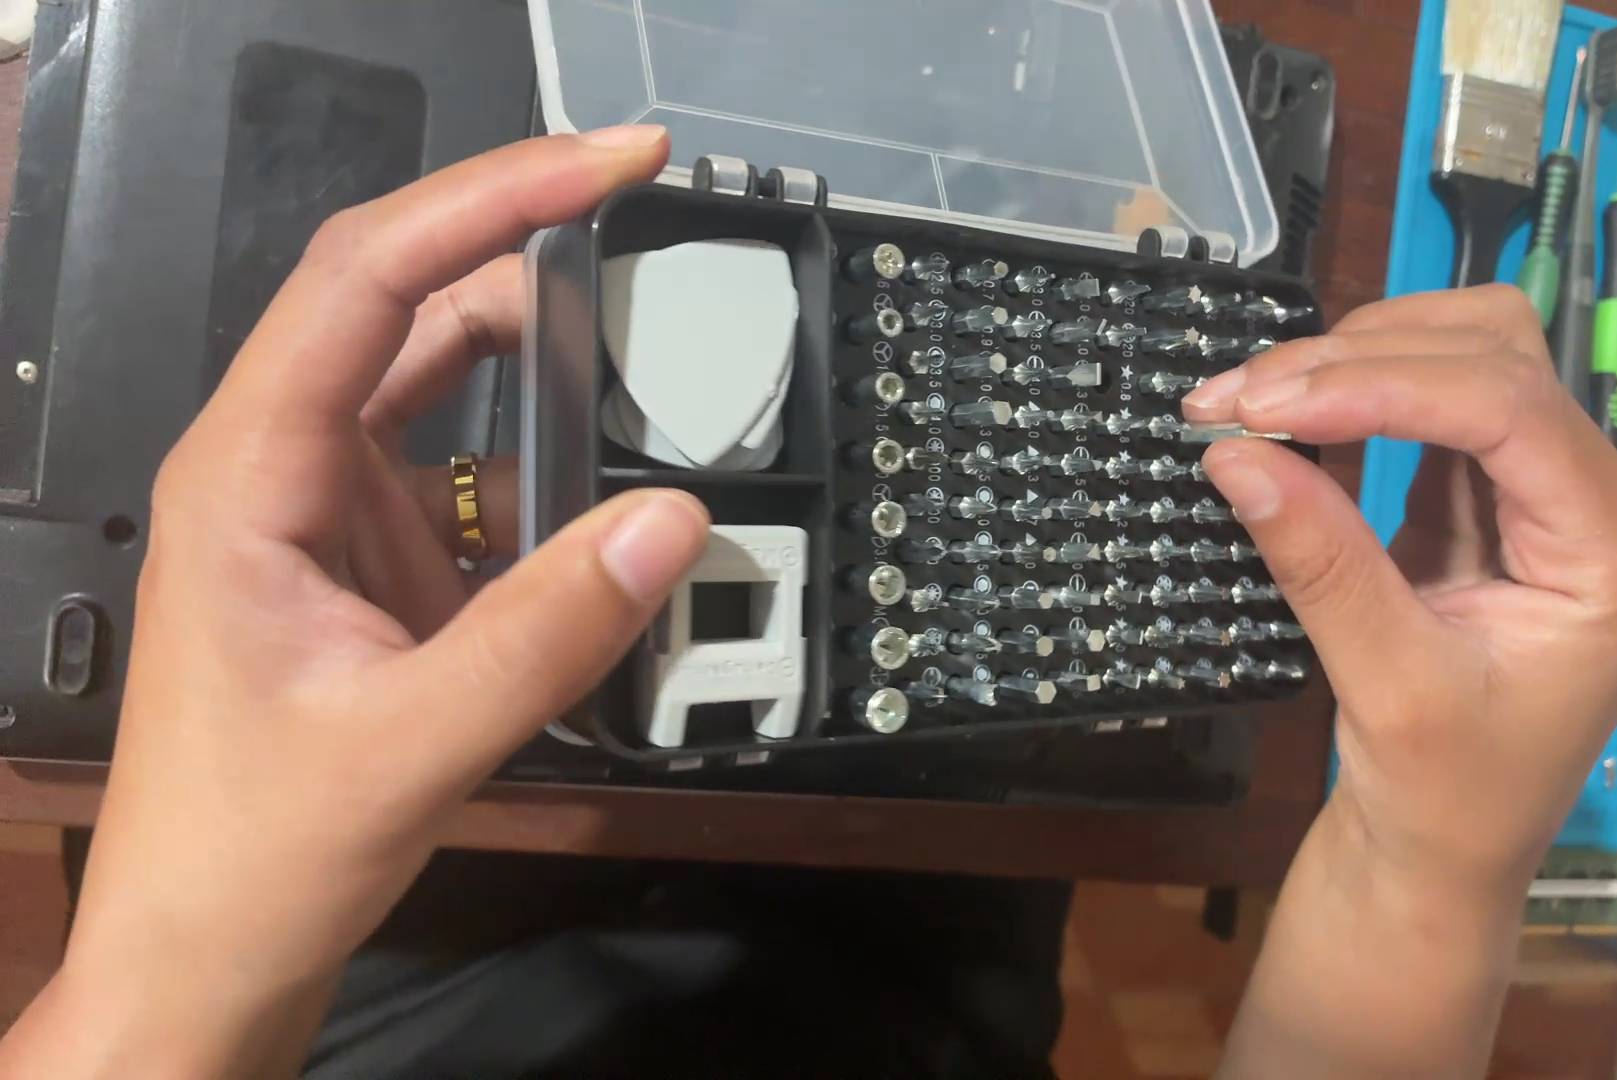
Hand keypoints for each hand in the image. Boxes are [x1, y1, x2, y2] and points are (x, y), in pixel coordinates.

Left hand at [1, 127, 710, 1077]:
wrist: (228, 931)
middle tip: (648, 226)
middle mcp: (302, 459)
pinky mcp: (405, 545)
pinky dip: (561, 437)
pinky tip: (616, 455)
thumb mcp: (414, 739)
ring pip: (456, 372)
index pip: (373, 276)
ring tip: (647, 333)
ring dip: (552, 341)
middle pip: (419, 300)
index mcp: (259, 469)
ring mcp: (357, 501)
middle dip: (531, 242)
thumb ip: (548, 630)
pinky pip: (491, 456)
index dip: (492, 199)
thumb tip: (676, 521)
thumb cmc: (270, 841)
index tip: (607, 166)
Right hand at [1186, 285, 1616, 892]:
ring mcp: (1532, 488)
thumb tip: (1232, 458)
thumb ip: (1319, 562)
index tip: (1261, 409)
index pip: (1508, 411)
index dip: (1381, 389)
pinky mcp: (1472, 496)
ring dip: (1343, 361)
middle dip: (1354, 358)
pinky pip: (1416, 407)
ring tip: (1243, 399)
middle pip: (1491, 354)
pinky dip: (1342, 395)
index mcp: (1614, 547)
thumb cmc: (1445, 786)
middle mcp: (1591, 495)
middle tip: (1234, 400)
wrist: (1446, 835)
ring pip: (1455, 357)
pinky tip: (1283, 413)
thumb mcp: (1385, 683)